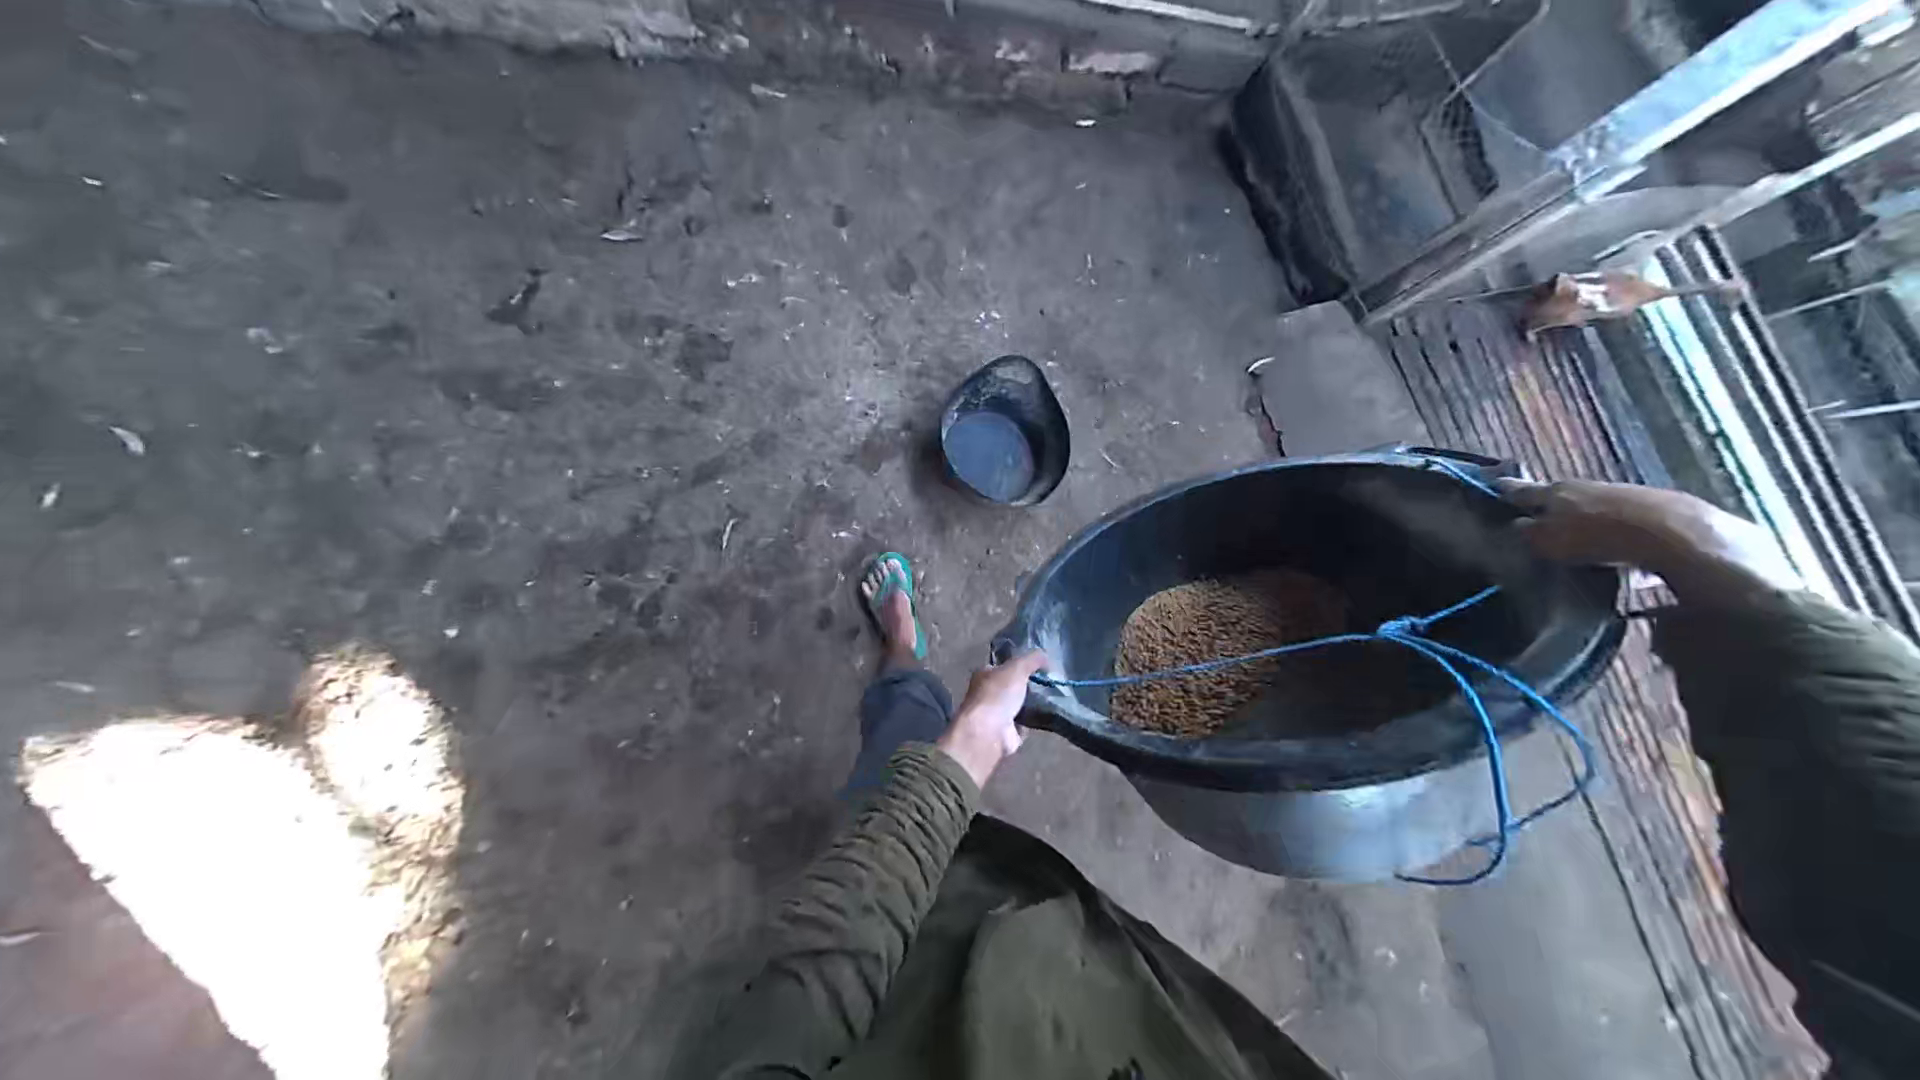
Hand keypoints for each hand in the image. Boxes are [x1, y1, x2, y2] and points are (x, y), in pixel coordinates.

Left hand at [936, 649, 1048, 787]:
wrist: (988, 733)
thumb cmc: (997, 695)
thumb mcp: (1017, 668)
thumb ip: (1032, 659)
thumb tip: (1045, 656)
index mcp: (984, 674)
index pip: (1002, 665)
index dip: (1019, 663)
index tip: (1039, 665)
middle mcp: (987, 693)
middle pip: (1011, 685)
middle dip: (1027, 684)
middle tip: (1048, 682)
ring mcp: (996, 714)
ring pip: (1018, 704)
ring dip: (1032, 703)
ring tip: (1053, 697)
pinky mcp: (1006, 733)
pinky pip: (1024, 723)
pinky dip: (1033, 720)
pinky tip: (1047, 714)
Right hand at [1497, 477, 1801, 602]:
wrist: (1679, 534)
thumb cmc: (1598, 539)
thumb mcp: (1548, 543)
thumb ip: (1526, 534)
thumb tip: (1514, 527)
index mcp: (1554, 492)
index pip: (1518, 490)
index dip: (1502, 490)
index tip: (1488, 487)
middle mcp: (1585, 486)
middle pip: (1557, 496)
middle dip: (1545, 506)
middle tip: (1531, 520)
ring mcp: (1624, 494)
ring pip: (1591, 506)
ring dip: (1581, 519)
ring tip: (1574, 540)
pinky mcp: (1657, 509)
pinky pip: (1622, 520)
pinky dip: (1612, 531)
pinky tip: (1616, 551)